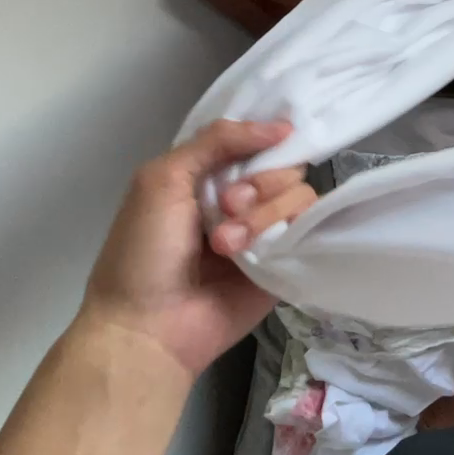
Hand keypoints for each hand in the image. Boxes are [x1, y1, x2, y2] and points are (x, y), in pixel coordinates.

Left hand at [77, 119, 315, 376]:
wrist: (148, 329)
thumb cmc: (142, 252)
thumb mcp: (162, 180)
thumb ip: (218, 141)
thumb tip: (285, 126)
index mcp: (212, 175)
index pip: (260, 140)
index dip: (267, 138)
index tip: (271, 141)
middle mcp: (245, 198)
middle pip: (286, 166)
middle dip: (259, 184)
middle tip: (227, 207)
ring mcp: (268, 229)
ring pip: (300, 195)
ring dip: (262, 215)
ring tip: (226, 245)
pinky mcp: (288, 257)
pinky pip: (311, 227)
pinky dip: (288, 232)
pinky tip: (259, 252)